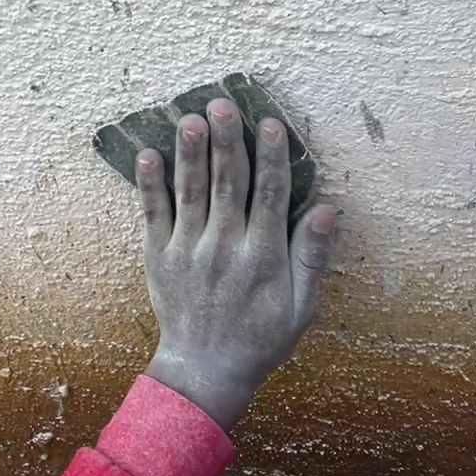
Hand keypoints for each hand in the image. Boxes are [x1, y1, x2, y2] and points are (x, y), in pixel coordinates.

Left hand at [136, 99, 338, 431]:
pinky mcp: (160, 255)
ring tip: (189, 119)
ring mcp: (189, 250)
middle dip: (227, 142)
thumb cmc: (260, 336)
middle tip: (222, 104)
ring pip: (191, 192)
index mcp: (263, 257)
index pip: (270, 195)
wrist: (205, 370)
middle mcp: (225, 247)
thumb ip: (313, 256)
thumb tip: (327, 209)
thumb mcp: (301, 306)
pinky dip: (150, 185)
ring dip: (190, 154)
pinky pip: (154, 215)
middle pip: (228, 185)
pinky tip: (147, 155)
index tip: (270, 122)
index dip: (272, 157)